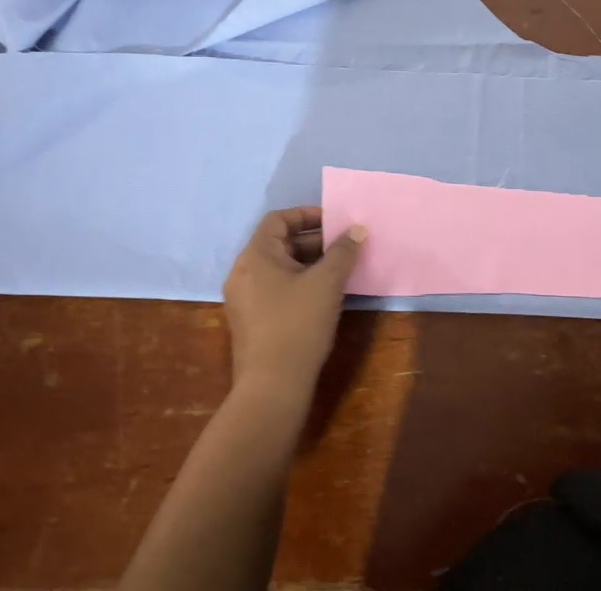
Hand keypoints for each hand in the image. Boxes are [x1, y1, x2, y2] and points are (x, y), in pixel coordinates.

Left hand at [223, 207, 365, 396]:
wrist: (272, 386)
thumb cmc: (298, 324)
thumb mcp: (326, 283)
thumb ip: (343, 251)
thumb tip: (357, 229)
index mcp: (255, 256)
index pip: (278, 220)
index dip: (308, 215)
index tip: (336, 223)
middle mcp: (243, 272)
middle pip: (279, 243)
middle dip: (314, 241)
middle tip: (345, 247)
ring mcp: (244, 299)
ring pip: (279, 268)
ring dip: (309, 263)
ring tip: (340, 270)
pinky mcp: (251, 321)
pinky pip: (275, 288)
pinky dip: (299, 283)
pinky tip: (324, 296)